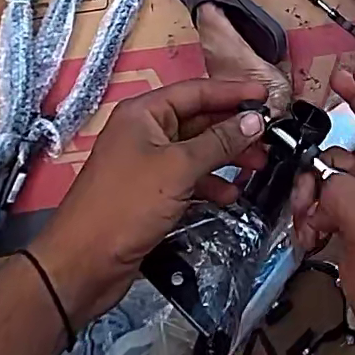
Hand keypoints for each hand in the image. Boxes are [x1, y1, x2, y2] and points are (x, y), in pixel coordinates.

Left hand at [28, 78, 269, 326]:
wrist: (83, 263)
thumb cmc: (126, 205)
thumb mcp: (178, 168)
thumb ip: (219, 142)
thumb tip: (254, 120)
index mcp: (144, 112)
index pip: (196, 91)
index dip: (233, 92)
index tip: (266, 94)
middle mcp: (145, 131)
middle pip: (198, 119)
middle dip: (233, 128)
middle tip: (271, 135)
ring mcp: (147, 162)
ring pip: (195, 150)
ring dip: (227, 156)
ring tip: (260, 165)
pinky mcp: (150, 192)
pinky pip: (187, 177)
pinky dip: (209, 183)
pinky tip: (230, 194)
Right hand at [292, 66, 354, 352]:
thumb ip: (340, 190)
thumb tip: (319, 180)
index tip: (350, 74)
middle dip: (348, 107)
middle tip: (325, 94)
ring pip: (336, 168)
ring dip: (312, 179)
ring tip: (303, 211)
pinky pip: (328, 202)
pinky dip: (312, 210)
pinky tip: (306, 235)